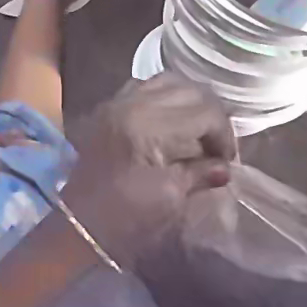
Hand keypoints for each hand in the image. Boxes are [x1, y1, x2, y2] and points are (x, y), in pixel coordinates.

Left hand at [62, 73, 235, 271]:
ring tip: (198, 131)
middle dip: (212, 116)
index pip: (205, 112)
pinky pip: (144, 87)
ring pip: (168, 81)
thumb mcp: (170, 197)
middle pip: (190, 90)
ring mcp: (117, 102)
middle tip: (217, 147)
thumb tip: (226, 166)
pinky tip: (172, 122)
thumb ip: (201, 173)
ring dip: (190, 102)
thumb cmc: (125, 217)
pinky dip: (165, 97)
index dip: (225, 136)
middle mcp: (132, 103)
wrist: (79, 225)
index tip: (227, 162)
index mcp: (148, 125)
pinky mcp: (108, 108)